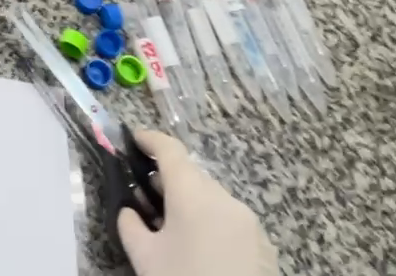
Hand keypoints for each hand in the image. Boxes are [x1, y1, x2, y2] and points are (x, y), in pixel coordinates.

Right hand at [118, 131, 278, 275]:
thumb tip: (130, 212)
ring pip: (212, 197)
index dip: (149, 139)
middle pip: (191, 173)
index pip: (169, 149)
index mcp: (192, 193)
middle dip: (167, 178)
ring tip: (174, 228)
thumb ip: (129, 224)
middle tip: (146, 196)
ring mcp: (249, 222)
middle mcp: (224, 198)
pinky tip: (203, 250)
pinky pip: (231, 219)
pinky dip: (212, 222)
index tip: (133, 140)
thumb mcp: (144, 257)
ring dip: (191, 201)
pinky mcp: (265, 246)